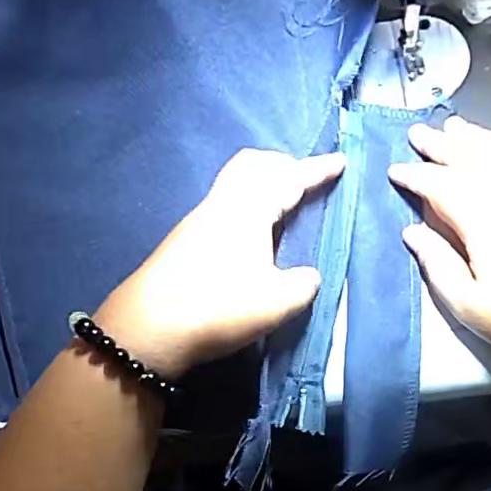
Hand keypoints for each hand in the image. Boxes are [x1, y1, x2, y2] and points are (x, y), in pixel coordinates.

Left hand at [93, 149, 342, 378]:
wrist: (150, 329)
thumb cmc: (219, 307)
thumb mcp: (277, 303)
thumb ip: (303, 285)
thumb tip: (308, 277)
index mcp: (247, 209)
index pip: (289, 179)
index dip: (317, 170)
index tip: (339, 162)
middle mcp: (221, 205)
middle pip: (252, 165)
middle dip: (283, 165)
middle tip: (305, 179)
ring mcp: (198, 222)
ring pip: (235, 185)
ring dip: (262, 185)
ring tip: (283, 206)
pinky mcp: (185, 242)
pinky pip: (225, 205)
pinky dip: (248, 205)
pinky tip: (254, 235)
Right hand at [389, 117, 490, 383]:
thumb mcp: (469, 305)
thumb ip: (437, 264)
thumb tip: (413, 233)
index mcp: (483, 218)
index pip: (441, 185)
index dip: (416, 175)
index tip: (396, 170)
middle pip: (471, 158)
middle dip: (441, 145)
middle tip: (418, 133)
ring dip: (476, 138)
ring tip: (455, 128)